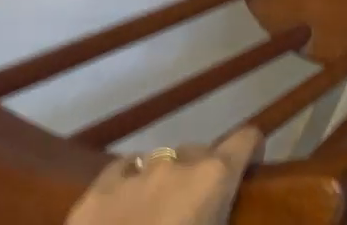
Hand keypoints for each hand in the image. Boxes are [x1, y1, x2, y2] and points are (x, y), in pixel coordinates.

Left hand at [68, 128, 262, 224]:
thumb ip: (224, 210)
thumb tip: (223, 208)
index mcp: (215, 174)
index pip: (247, 137)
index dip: (250, 151)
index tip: (247, 169)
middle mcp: (180, 163)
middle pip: (200, 149)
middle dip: (200, 170)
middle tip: (193, 202)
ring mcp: (136, 174)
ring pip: (161, 157)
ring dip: (165, 175)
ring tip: (156, 203)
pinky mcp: (96, 192)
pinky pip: (122, 167)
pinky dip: (130, 176)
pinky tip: (126, 197)